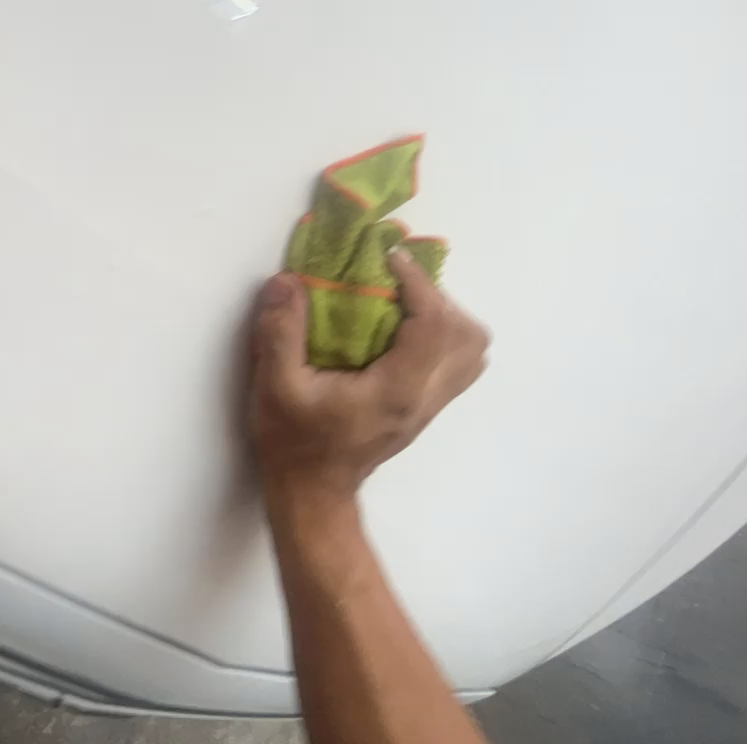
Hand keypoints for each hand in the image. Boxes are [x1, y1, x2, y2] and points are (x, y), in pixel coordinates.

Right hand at [249, 249, 488, 501]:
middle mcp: (426, 396)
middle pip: (467, 335)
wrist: (311, 489)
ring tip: (396, 300)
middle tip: (388, 280)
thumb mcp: (275, 384)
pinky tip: (398, 328)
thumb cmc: (293, 440)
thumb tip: (287, 281)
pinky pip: (457, 361)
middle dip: (433, 296)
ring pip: (471, 349)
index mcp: (397, 389)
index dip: (417, 283)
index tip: (385, 256)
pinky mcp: (424, 406)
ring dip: (442, 314)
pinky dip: (440, 333)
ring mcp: (431, 404)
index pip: (435, 325)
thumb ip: (280, 332)